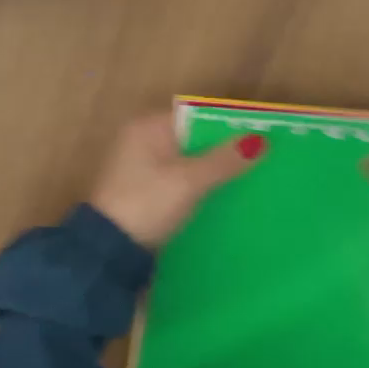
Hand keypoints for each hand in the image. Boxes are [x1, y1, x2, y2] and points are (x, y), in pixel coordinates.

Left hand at [89, 112, 262, 247]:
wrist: (107, 250)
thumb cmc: (147, 204)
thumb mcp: (189, 181)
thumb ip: (224, 160)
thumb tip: (261, 140)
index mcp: (147, 127)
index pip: (195, 116)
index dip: (227, 126)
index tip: (258, 137)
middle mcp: (140, 141)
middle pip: (192, 139)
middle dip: (222, 150)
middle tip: (259, 160)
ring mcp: (138, 168)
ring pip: (186, 162)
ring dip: (211, 171)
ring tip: (247, 179)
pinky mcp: (141, 192)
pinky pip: (177, 181)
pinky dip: (197, 187)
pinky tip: (220, 198)